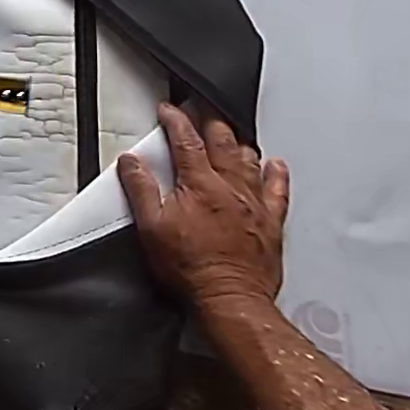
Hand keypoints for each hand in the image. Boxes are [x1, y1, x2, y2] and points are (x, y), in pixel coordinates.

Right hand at [119, 103, 288, 309]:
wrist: (229, 300)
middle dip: (209, 120)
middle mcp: (229, 187)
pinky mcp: (270, 223)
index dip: (175, 119)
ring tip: (231, 132)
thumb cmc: (192, 269)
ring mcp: (253, 204)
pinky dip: (276, 173)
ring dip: (238, 142)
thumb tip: (131, 162)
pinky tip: (275, 164)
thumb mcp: (151, 227)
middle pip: (221, 141)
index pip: (186, 140)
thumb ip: (140, 189)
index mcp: (199, 184)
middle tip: (202, 109)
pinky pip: (277, 190)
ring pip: (249, 160)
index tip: (169, 109)